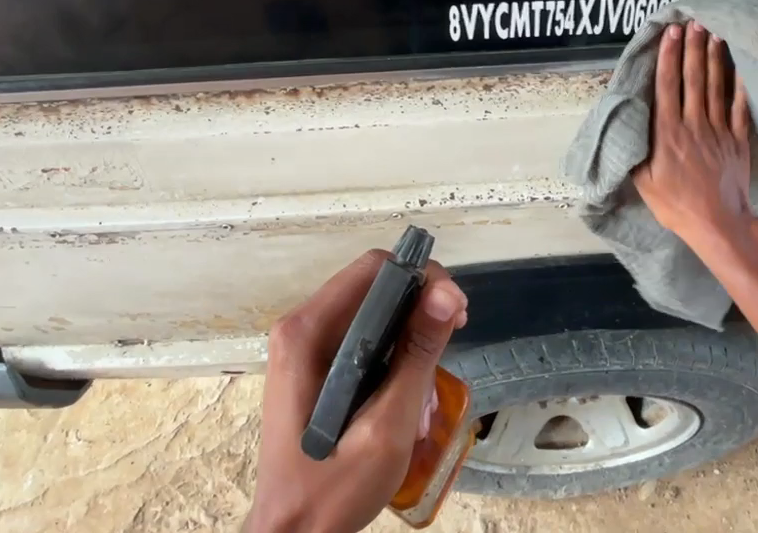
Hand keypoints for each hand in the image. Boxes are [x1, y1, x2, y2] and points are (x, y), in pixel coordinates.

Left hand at [247, 250, 468, 532]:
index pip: (375, 268)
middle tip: (451, 348)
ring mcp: (304, 345)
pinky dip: (394, 361)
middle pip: (376, 287)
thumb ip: (417, 355)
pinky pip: (364, 340)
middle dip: (421, 314)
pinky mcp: (313, 365)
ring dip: (410, 344)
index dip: (423, 279)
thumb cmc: (333, 489)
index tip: (456, 315)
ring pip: (374, 314)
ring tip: (426, 397)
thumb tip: (446, 293)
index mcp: (308, 331)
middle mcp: (301, 326)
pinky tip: (408, 402)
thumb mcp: (387, 426)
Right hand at [632, 23, 756, 247]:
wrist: (718, 224)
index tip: (670, 34)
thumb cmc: (675, 205)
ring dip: (713, 59)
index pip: (667, 86)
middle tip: (693, 23)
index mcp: (667, 132)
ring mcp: (718, 131)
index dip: (669, 57)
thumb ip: (636, 148)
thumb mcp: (642, 180)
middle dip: (692, 48)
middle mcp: (693, 124)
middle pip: (693, 79)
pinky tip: (741, 68)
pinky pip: (738, 108)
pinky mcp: (737, 141)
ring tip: (714, 34)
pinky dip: (740, 86)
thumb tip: (628, 122)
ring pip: (715, 87)